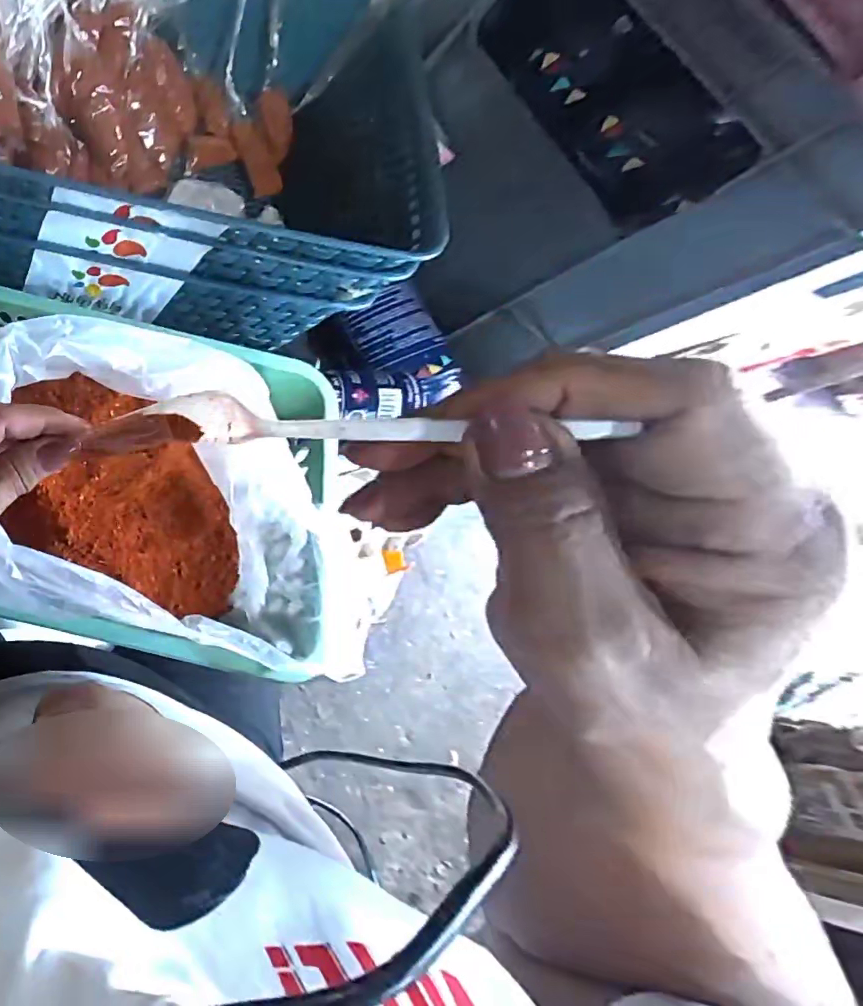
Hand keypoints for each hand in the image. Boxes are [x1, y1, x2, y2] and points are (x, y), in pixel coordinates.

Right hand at [343, 354, 845, 731]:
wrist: (629, 747)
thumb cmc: (622, 711)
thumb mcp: (577, 632)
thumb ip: (546, 524)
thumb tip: (498, 422)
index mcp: (767, 519)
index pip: (682, 401)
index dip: (560, 391)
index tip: (448, 428)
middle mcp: (721, 482)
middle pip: (584, 411)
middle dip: (465, 432)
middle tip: (373, 459)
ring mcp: (659, 486)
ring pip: (532, 432)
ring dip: (438, 460)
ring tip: (371, 503)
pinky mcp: (605, 494)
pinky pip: (514, 460)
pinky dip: (445, 479)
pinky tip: (397, 506)